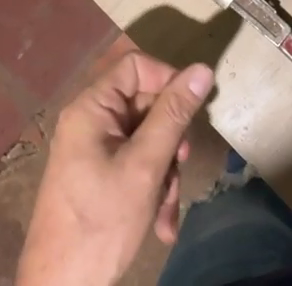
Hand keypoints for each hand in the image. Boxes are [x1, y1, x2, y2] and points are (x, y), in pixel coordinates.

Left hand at [17, 51, 213, 285]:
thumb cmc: (101, 221)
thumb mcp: (146, 165)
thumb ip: (174, 114)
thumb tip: (202, 69)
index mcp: (91, 109)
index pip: (137, 67)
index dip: (168, 80)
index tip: (192, 110)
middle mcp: (89, 122)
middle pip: (145, 106)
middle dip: (170, 141)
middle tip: (181, 166)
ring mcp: (92, 151)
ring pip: (146, 140)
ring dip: (165, 174)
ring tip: (166, 211)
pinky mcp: (97, 177)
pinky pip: (135, 166)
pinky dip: (152, 189)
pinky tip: (161, 224)